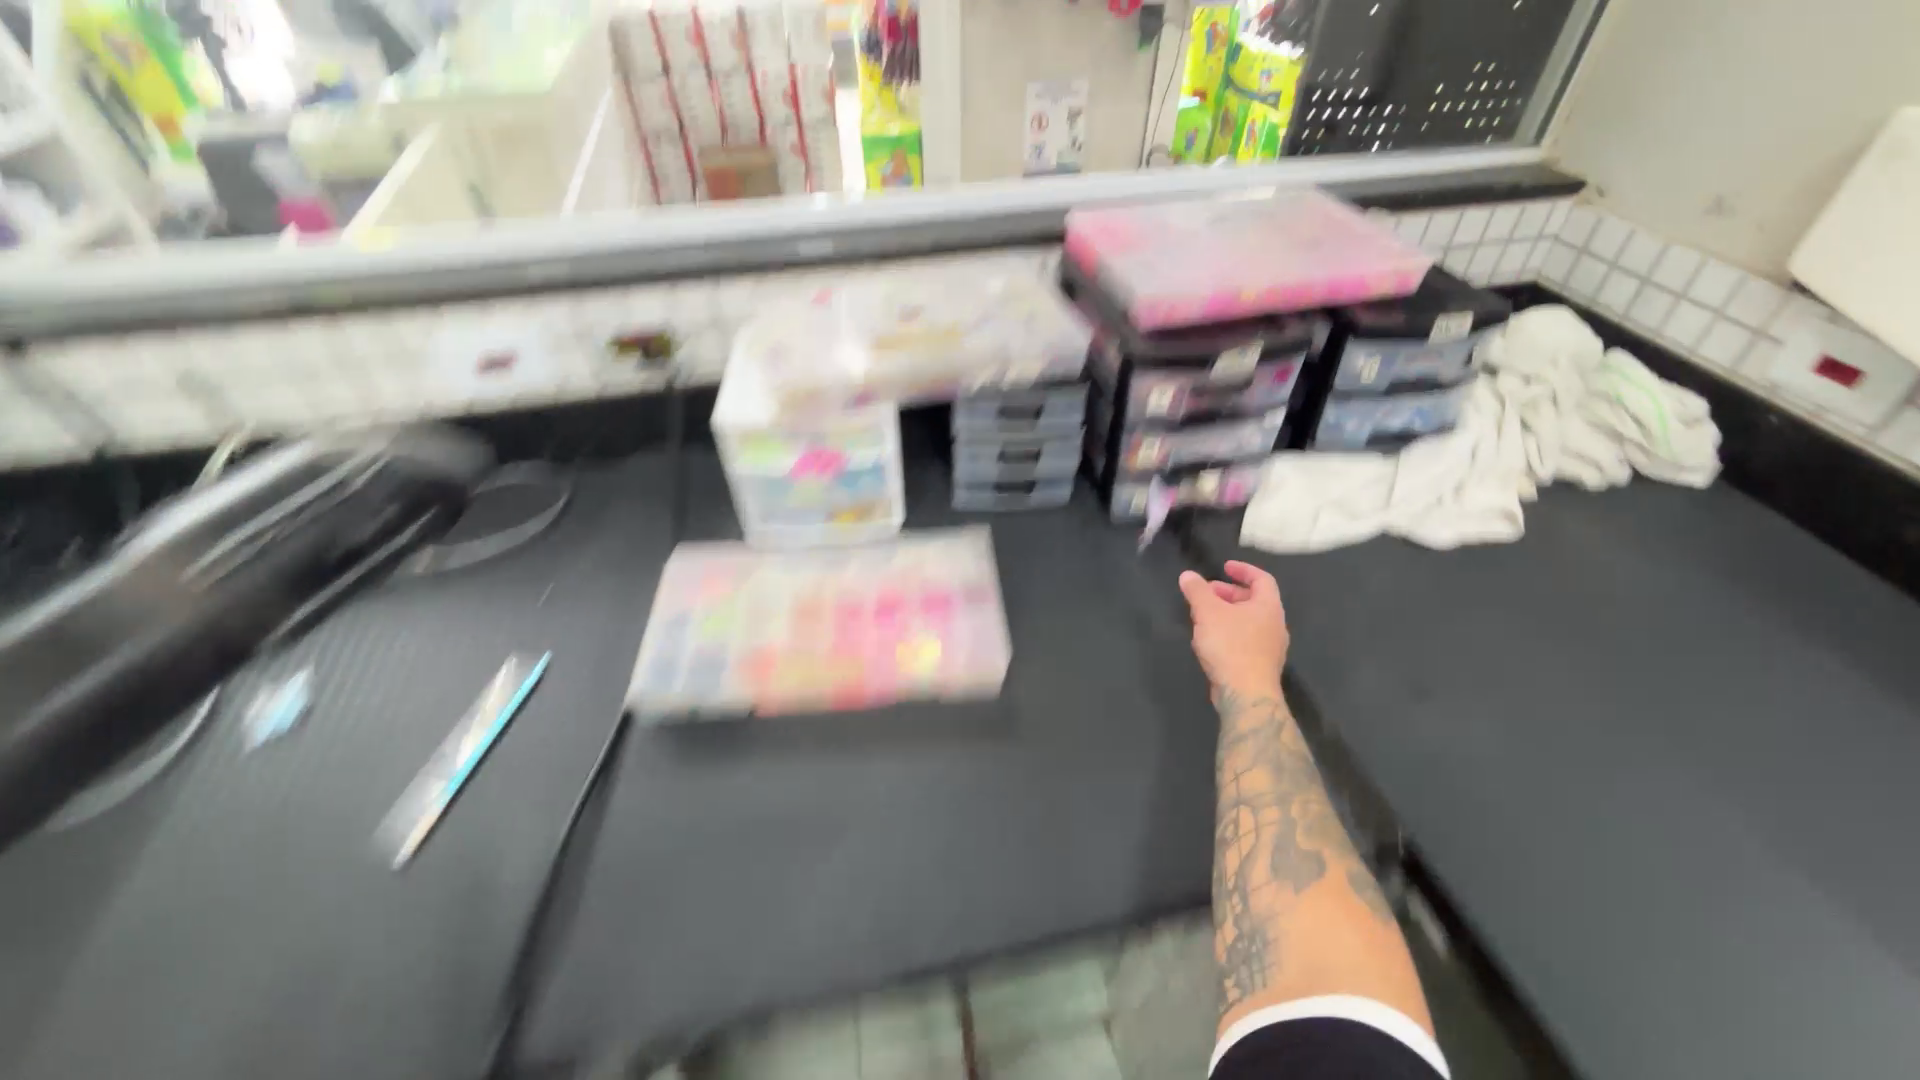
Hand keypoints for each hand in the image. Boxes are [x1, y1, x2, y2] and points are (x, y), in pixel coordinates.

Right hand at [1179, 561, 1289, 694]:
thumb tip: (1188, 575)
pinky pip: (1245, 640)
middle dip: (1228, 593)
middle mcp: (1275, 624)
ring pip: (1248, 622)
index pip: (1262, 579)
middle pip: (1254, 600)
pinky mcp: (1260, 665)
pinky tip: (1210, 641)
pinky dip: (1229, 632)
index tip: (1224, 567)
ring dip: (1226, 614)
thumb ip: (1197, 591)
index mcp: (1268, 607)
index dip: (1243, 570)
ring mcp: (1270, 647)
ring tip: (1203, 615)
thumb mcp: (1208, 612)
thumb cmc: (1231, 646)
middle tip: (1206, 593)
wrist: (1247, 694)